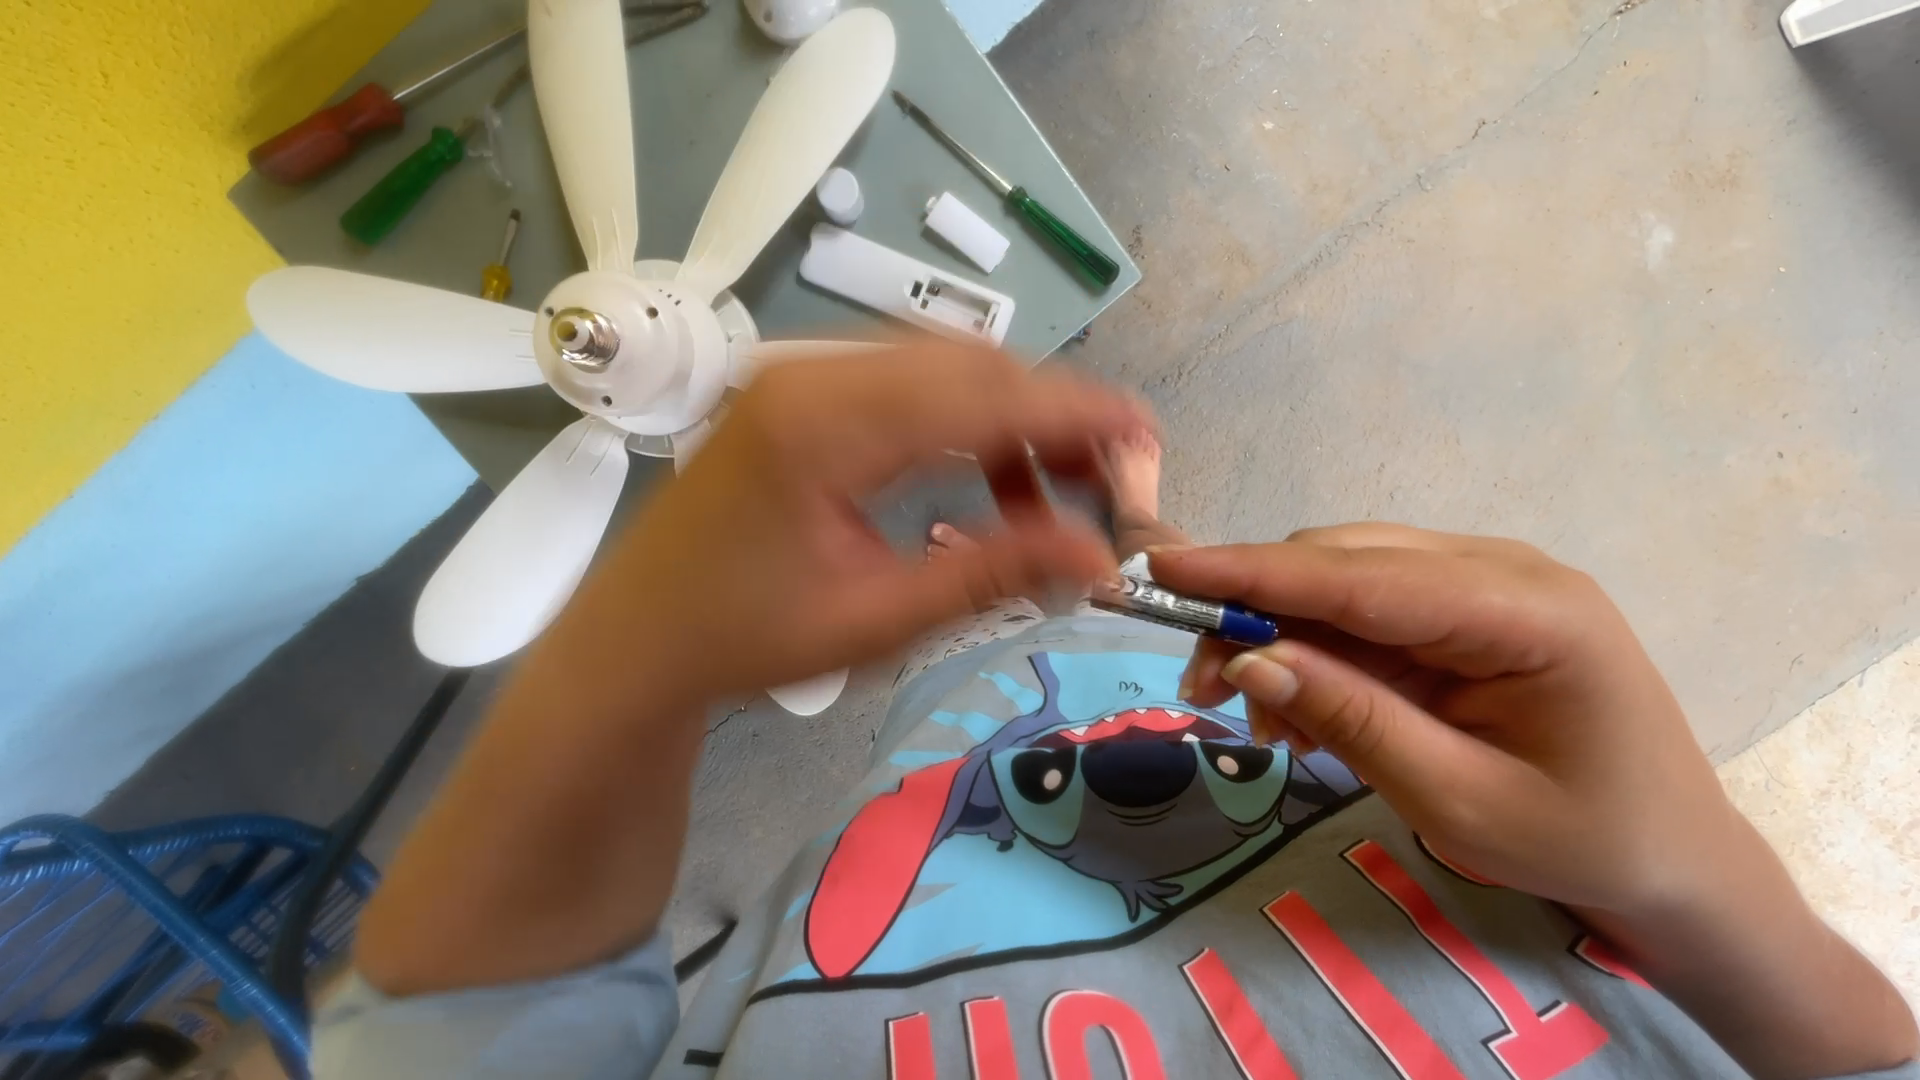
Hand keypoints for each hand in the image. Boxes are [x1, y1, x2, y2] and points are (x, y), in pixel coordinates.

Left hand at [577, 342, 1151, 703]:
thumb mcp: (879, 619)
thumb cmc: (749, 638)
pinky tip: (982, 472)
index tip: (1143, 434)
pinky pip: (905, 383)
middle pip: (968, 365)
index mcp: (824, 423)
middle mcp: (811, 371)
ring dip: (1008, 417)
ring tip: (1045, 490)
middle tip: (1103, 480)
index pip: (981, 392)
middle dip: (1050, 416)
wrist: (640, 634)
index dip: (1075, 411)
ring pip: (942, 367)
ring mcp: (799, 371)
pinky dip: (961, 419)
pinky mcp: (799, 388)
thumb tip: (1100, 558)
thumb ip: (993, 573)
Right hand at [1157, 523, 1732, 913]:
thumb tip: (1248, 657)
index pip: (1356, 577)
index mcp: (1527, 612)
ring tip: (1253, 716)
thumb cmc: (1580, 839)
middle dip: (1253, 612)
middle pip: (1336, 562)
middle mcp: (1499, 571)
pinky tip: (1297, 707)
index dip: (1251, 572)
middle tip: (1202, 690)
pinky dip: (1309, 648)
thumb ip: (1351, 719)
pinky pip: (1356, 607)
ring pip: (1335, 578)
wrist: (1671, 858)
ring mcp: (1479, 580)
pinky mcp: (1456, 605)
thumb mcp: (1458, 799)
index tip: (1165, 571)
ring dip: (1276, 633)